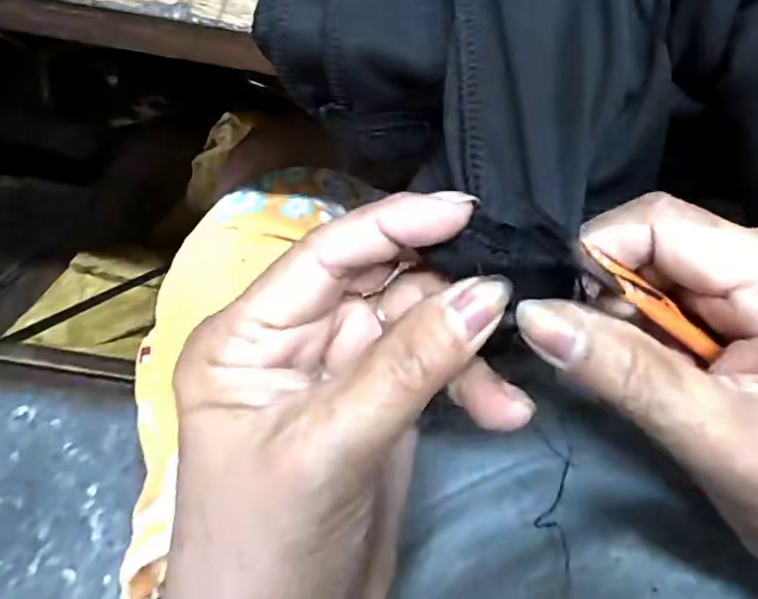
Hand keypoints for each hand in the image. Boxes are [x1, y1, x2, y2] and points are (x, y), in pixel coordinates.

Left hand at [166, 191, 531, 598]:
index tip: (468, 209)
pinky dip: (472, 381)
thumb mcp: (334, 446)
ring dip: (467, 344)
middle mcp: (300, 333)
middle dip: (444, 285)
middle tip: (504, 283)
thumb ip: (412, 363)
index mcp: (253, 332)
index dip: (398, 222)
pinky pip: (438, 361)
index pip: (330, 251)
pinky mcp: (385, 393)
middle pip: (385, 277)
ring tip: (504, 379)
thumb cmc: (268, 547)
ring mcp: (346, 363)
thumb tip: (489, 291)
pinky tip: (502, 410)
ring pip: (421, 318)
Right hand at [514, 194, 757, 598]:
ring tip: (629, 369)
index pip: (672, 223)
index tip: (556, 308)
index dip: (602, 250)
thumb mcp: (726, 447)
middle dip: (615, 287)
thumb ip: (631, 377)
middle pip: (667, 239)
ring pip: (666, 263)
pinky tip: (658, 365)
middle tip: (592, 353)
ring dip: (630, 309)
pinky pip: (681, 289)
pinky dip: (651, 323)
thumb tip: (536, 317)